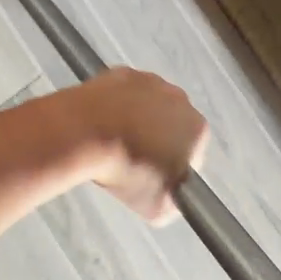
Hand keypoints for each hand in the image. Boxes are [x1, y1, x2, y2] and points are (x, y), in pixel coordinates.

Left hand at [76, 68, 208, 224]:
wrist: (83, 133)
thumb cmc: (124, 169)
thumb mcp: (159, 206)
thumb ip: (174, 199)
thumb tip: (168, 194)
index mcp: (197, 128)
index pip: (193, 154)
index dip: (174, 169)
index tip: (156, 177)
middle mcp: (177, 97)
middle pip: (172, 124)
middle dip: (158, 139)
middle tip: (134, 159)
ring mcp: (147, 80)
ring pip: (147, 105)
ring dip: (137, 119)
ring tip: (114, 141)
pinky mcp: (119, 72)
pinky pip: (123, 92)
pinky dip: (116, 104)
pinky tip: (102, 122)